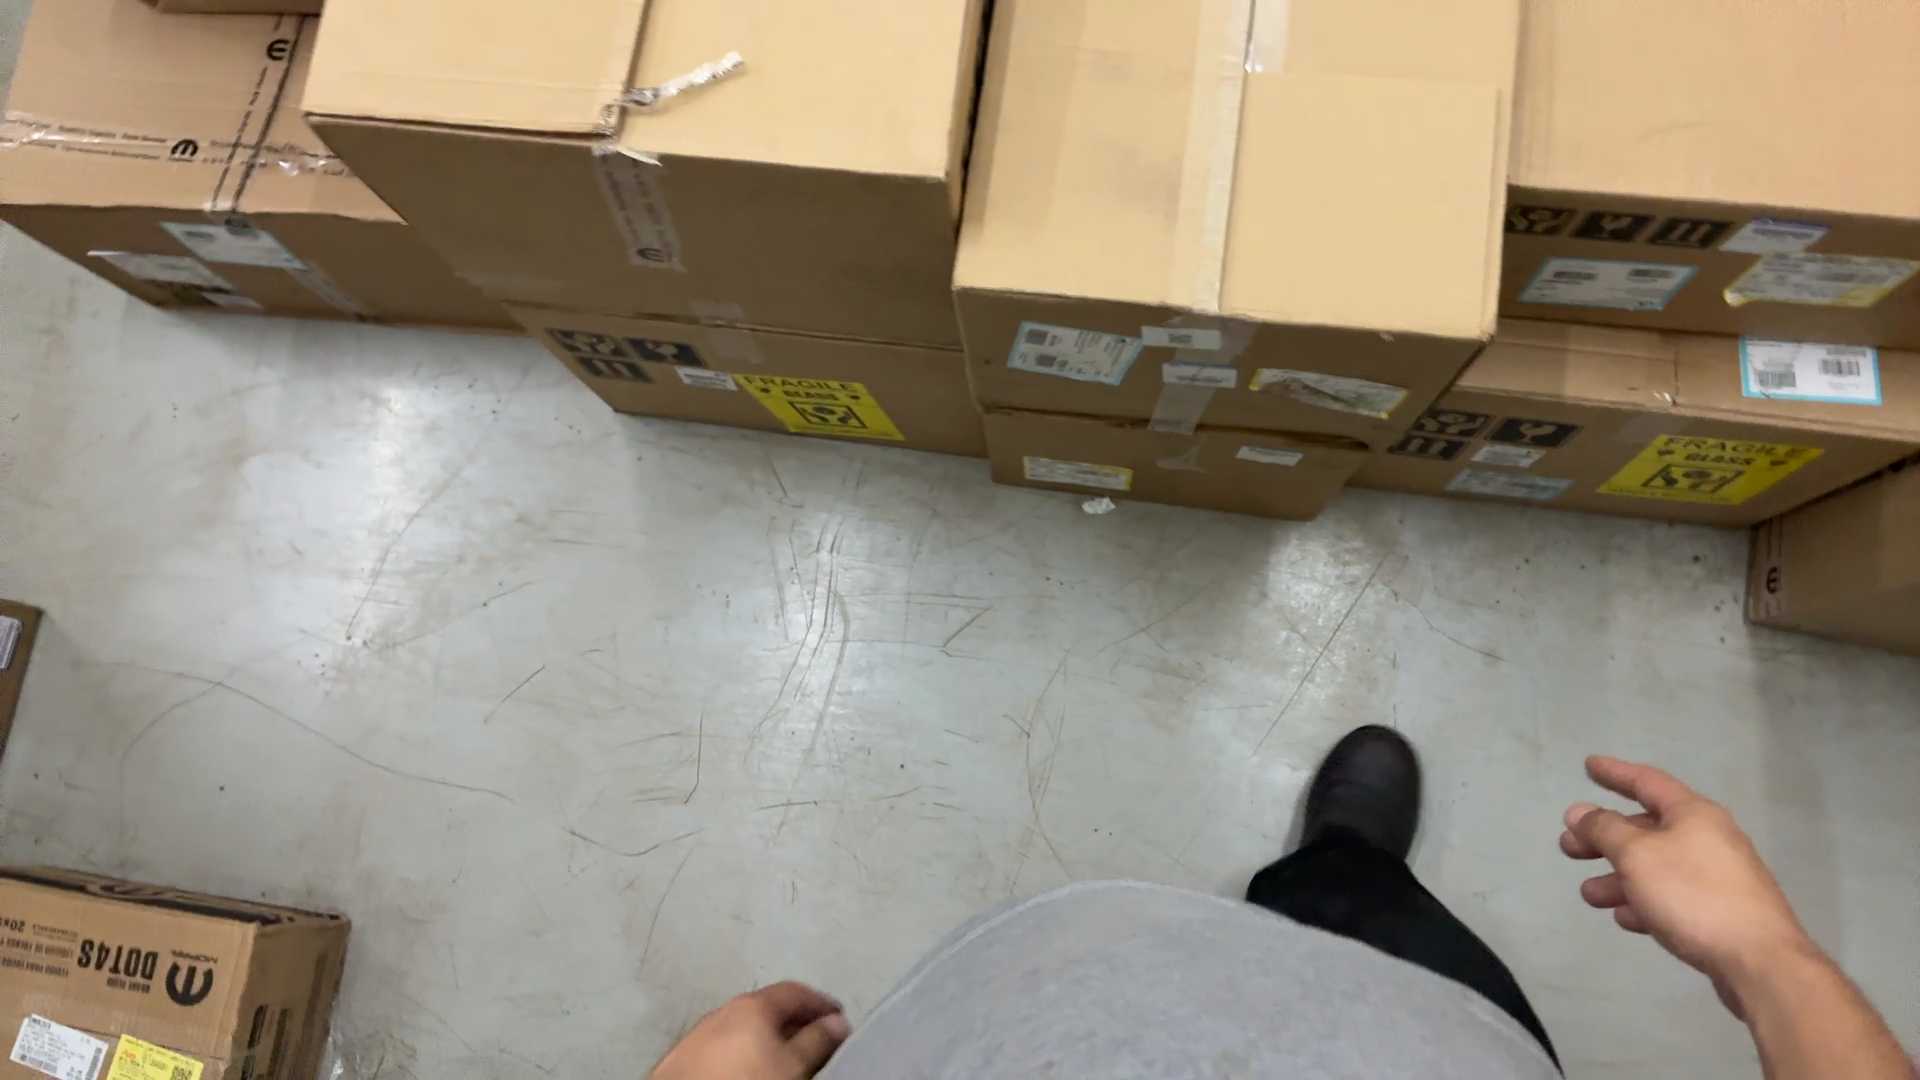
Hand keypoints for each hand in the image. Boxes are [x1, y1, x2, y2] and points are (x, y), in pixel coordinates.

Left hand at [650, 982, 850, 1079]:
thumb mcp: (791, 1067)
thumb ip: (817, 1041)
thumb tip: (839, 1022)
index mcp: (754, 1004)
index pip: (796, 991)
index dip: (821, 1004)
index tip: (839, 1020)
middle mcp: (726, 1009)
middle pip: (769, 1009)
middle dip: (795, 1023)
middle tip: (817, 1042)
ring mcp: (699, 1034)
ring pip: (744, 1029)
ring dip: (768, 1040)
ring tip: (784, 1061)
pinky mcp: (680, 1061)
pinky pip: (724, 1048)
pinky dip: (743, 1054)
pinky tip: (748, 1071)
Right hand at [1559, 756, 1813, 1017]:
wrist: (1763, 966)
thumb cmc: (1693, 894)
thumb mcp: (1634, 852)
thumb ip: (1602, 827)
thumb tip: (1581, 812)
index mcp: (1695, 816)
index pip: (1647, 782)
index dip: (1616, 772)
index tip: (1588, 766)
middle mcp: (1709, 841)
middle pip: (1643, 829)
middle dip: (1601, 838)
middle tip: (1569, 847)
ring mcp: (1718, 880)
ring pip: (1652, 867)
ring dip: (1615, 877)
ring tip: (1591, 895)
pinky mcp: (1721, 914)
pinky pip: (1670, 897)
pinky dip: (1643, 901)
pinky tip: (1626, 918)